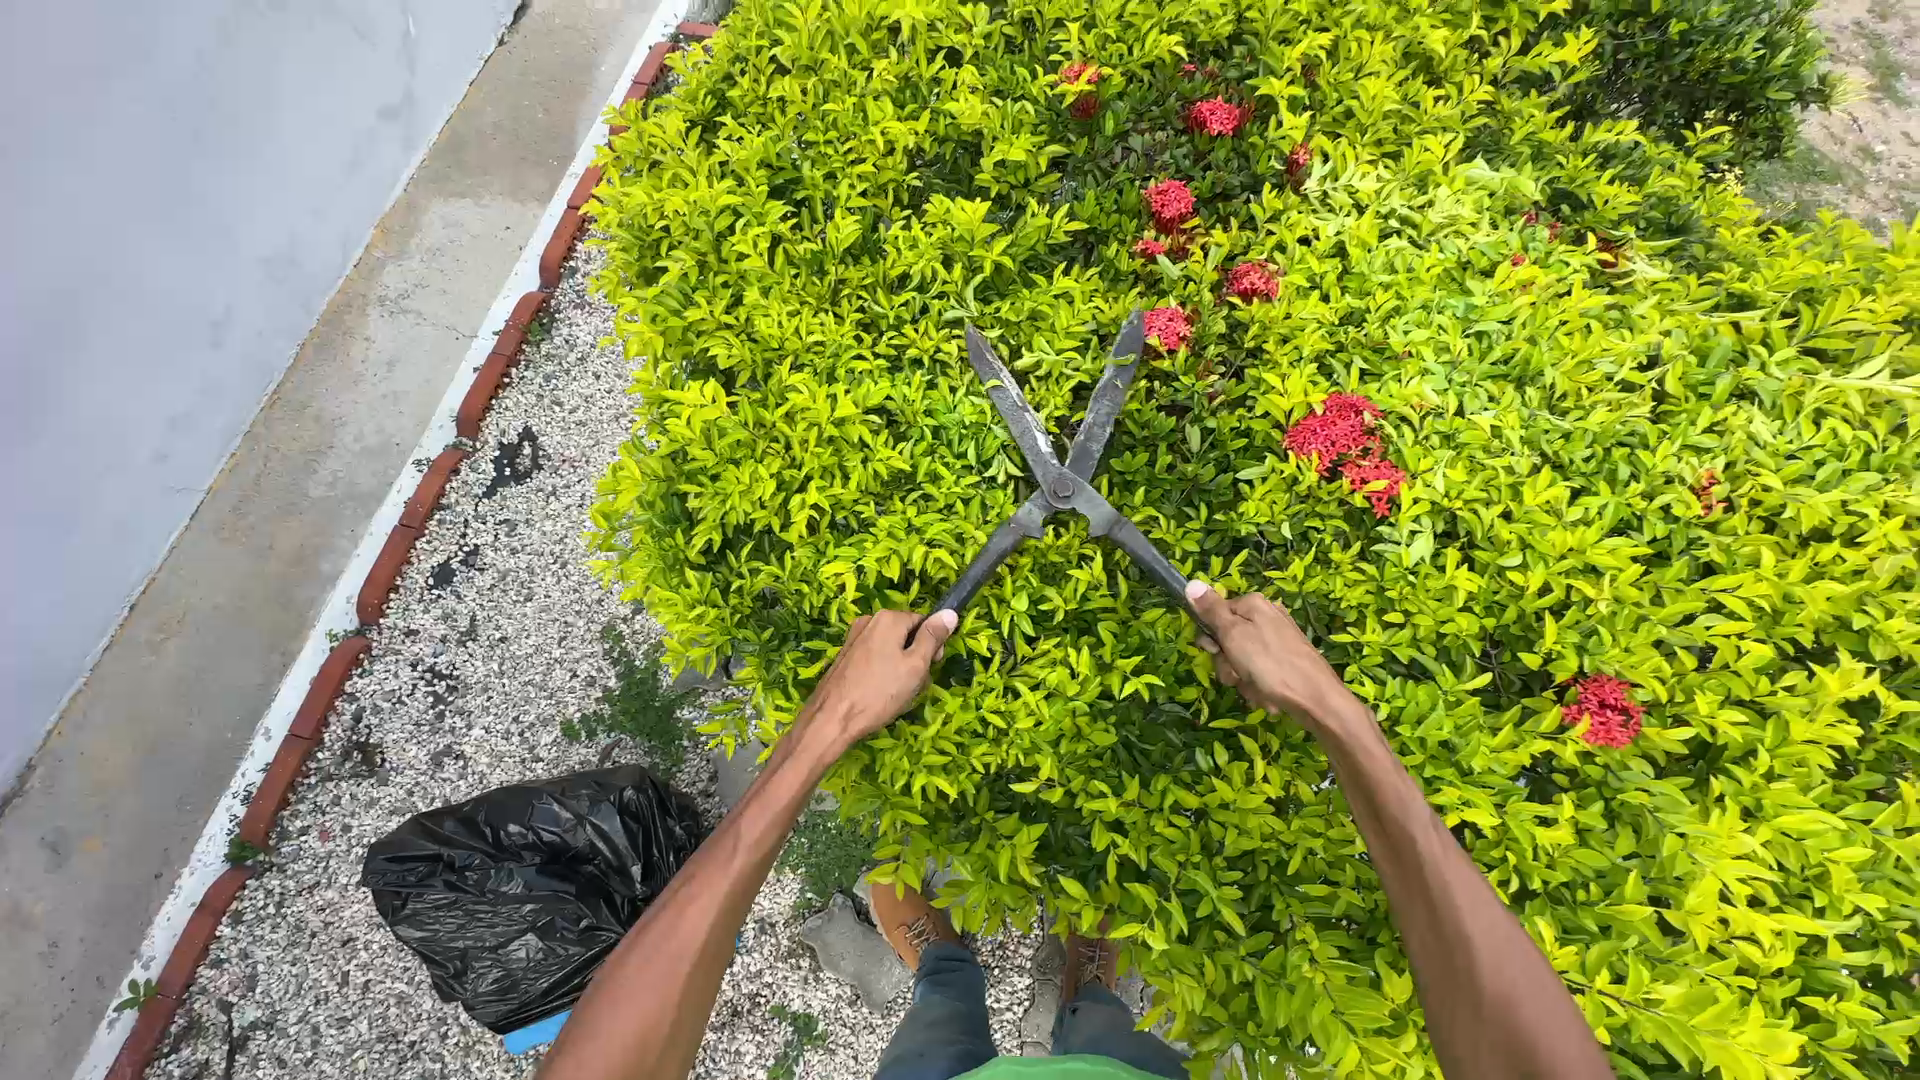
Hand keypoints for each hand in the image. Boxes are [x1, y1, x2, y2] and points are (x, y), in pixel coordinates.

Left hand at [795, 609, 957, 754]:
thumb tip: (950, 613)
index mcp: (888, 618)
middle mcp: (869, 621)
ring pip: (890, 649)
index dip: (932, 645)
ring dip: (901, 668)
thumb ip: (933, 637)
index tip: (932, 667)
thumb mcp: (915, 665)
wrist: (832, 719)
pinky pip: (875, 658)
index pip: (923, 622)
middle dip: (916, 658)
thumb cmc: (879, 692)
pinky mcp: (846, 657)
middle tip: (915, 684)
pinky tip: (881, 695)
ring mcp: (854, 638)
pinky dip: (883, 673)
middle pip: (906, 635)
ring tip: (898, 694)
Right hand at [1186, 580, 1362, 737]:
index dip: (1210, 637)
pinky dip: (1257, 685)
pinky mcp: (1284, 660)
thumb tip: (1192, 583)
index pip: (1214, 615)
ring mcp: (1277, 639)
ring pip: (1240, 659)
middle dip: (1228, 662)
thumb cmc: (1270, 664)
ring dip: (1241, 678)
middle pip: (1227, 639)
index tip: (1216, 652)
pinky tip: (1266, 692)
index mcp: (1253, 604)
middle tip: (1238, 673)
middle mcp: (1266, 616)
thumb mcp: (1233, 635)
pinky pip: (1257, 671)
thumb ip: (1211, 611)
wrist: (1315, 699)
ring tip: (1255, 686)